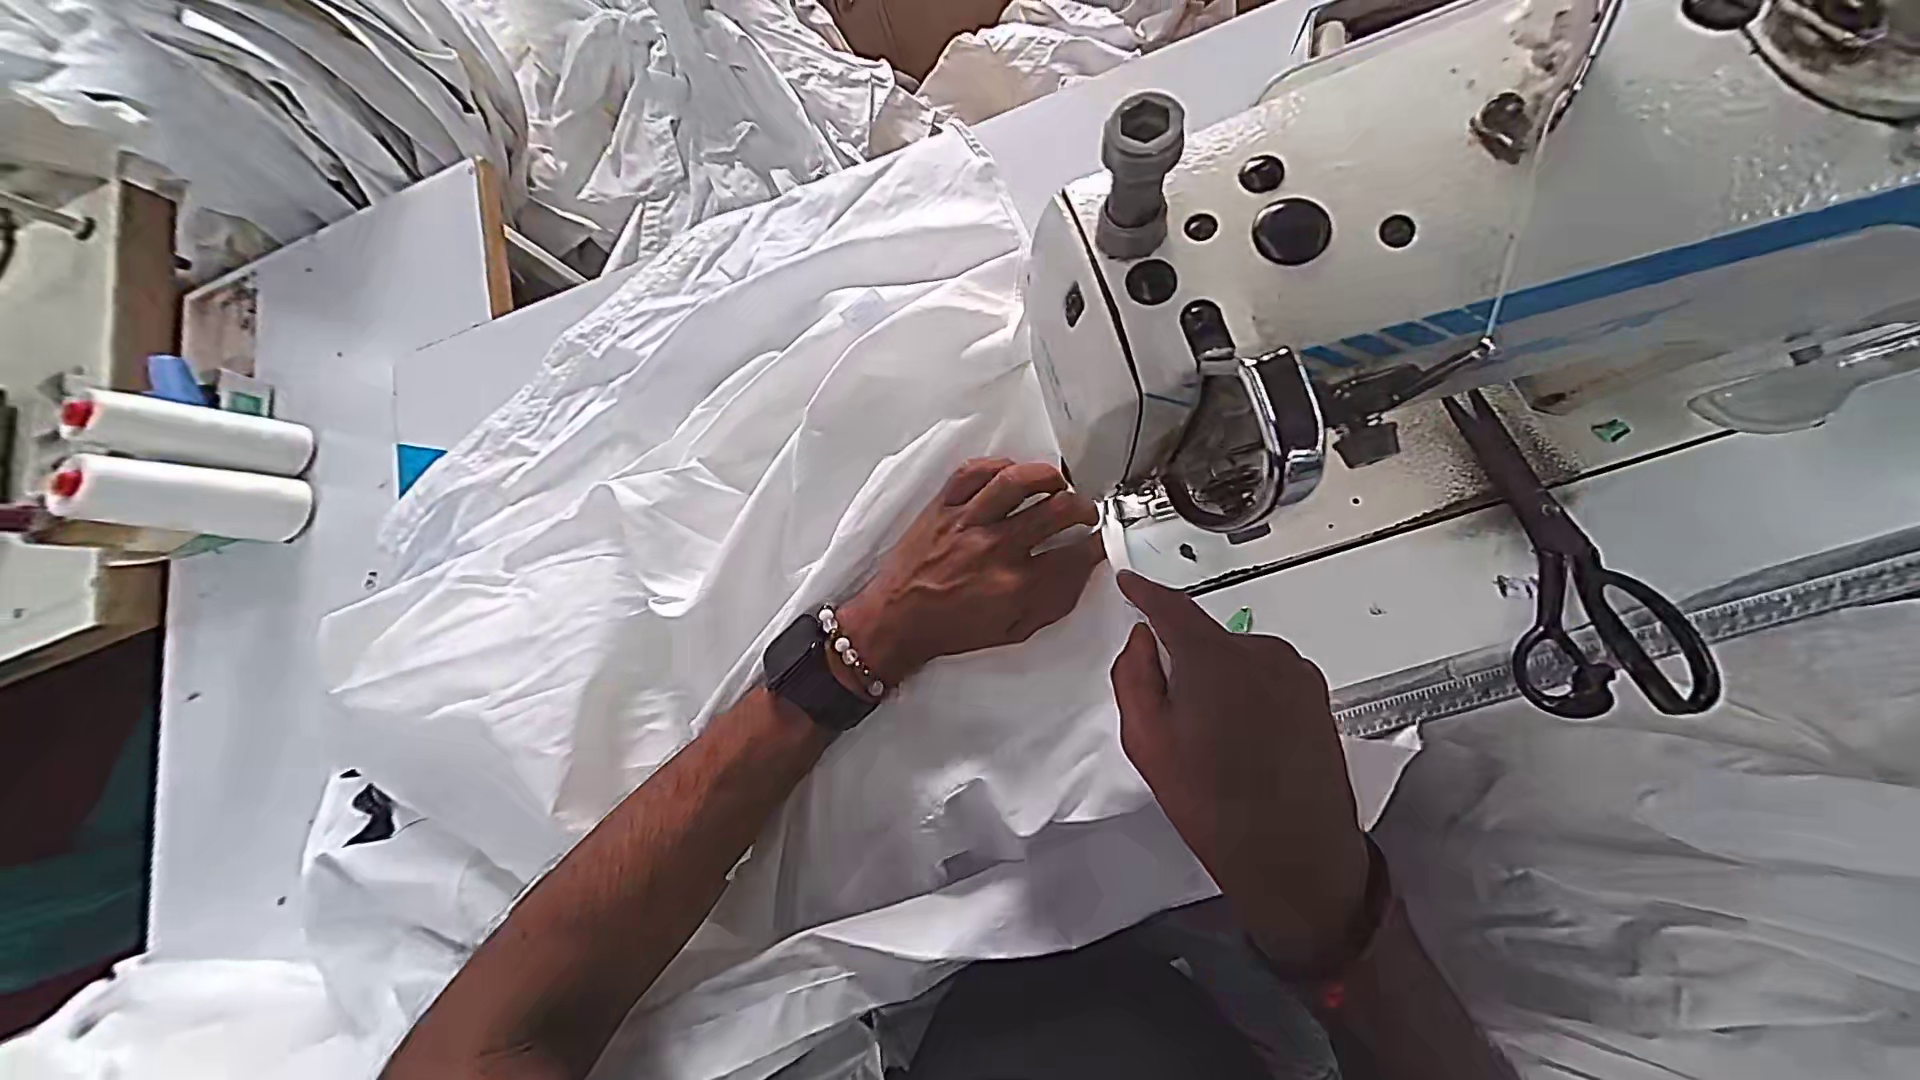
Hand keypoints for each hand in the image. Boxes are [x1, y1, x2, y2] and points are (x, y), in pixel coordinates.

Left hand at [835, 459, 1105, 689]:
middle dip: (1082, 508)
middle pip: (1056, 510)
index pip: (1074, 555)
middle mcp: (994, 549)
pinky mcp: (943, 508)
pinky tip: (1009, 476)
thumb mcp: (1012, 630)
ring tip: (1055, 485)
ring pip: (1017, 482)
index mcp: (1014, 586)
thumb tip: (1079, 572)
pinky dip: (997, 466)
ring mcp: (967, 523)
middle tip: (1083, 512)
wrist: (896, 621)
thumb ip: (1052, 602)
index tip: (1098, 540)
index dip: (1096, 544)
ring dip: (1047, 477)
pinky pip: (973, 472)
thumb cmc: (949, 629)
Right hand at [1109, 570, 1368, 974]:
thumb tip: (1142, 639)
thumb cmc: (1213, 803)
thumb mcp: (1147, 741)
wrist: (1294, 857)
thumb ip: (1133, 676)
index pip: (1171, 607)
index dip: (1145, 591)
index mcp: (1214, 659)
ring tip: (1214, 734)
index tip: (1129, 581)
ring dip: (1217, 675)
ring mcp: (1295, 672)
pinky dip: (1246, 688)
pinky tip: (1243, 736)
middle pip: (1204, 635)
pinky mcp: (1316, 694)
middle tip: (1172, 709)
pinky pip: (1265, 672)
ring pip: (1235, 654)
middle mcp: (1261, 653)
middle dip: (1182, 656)